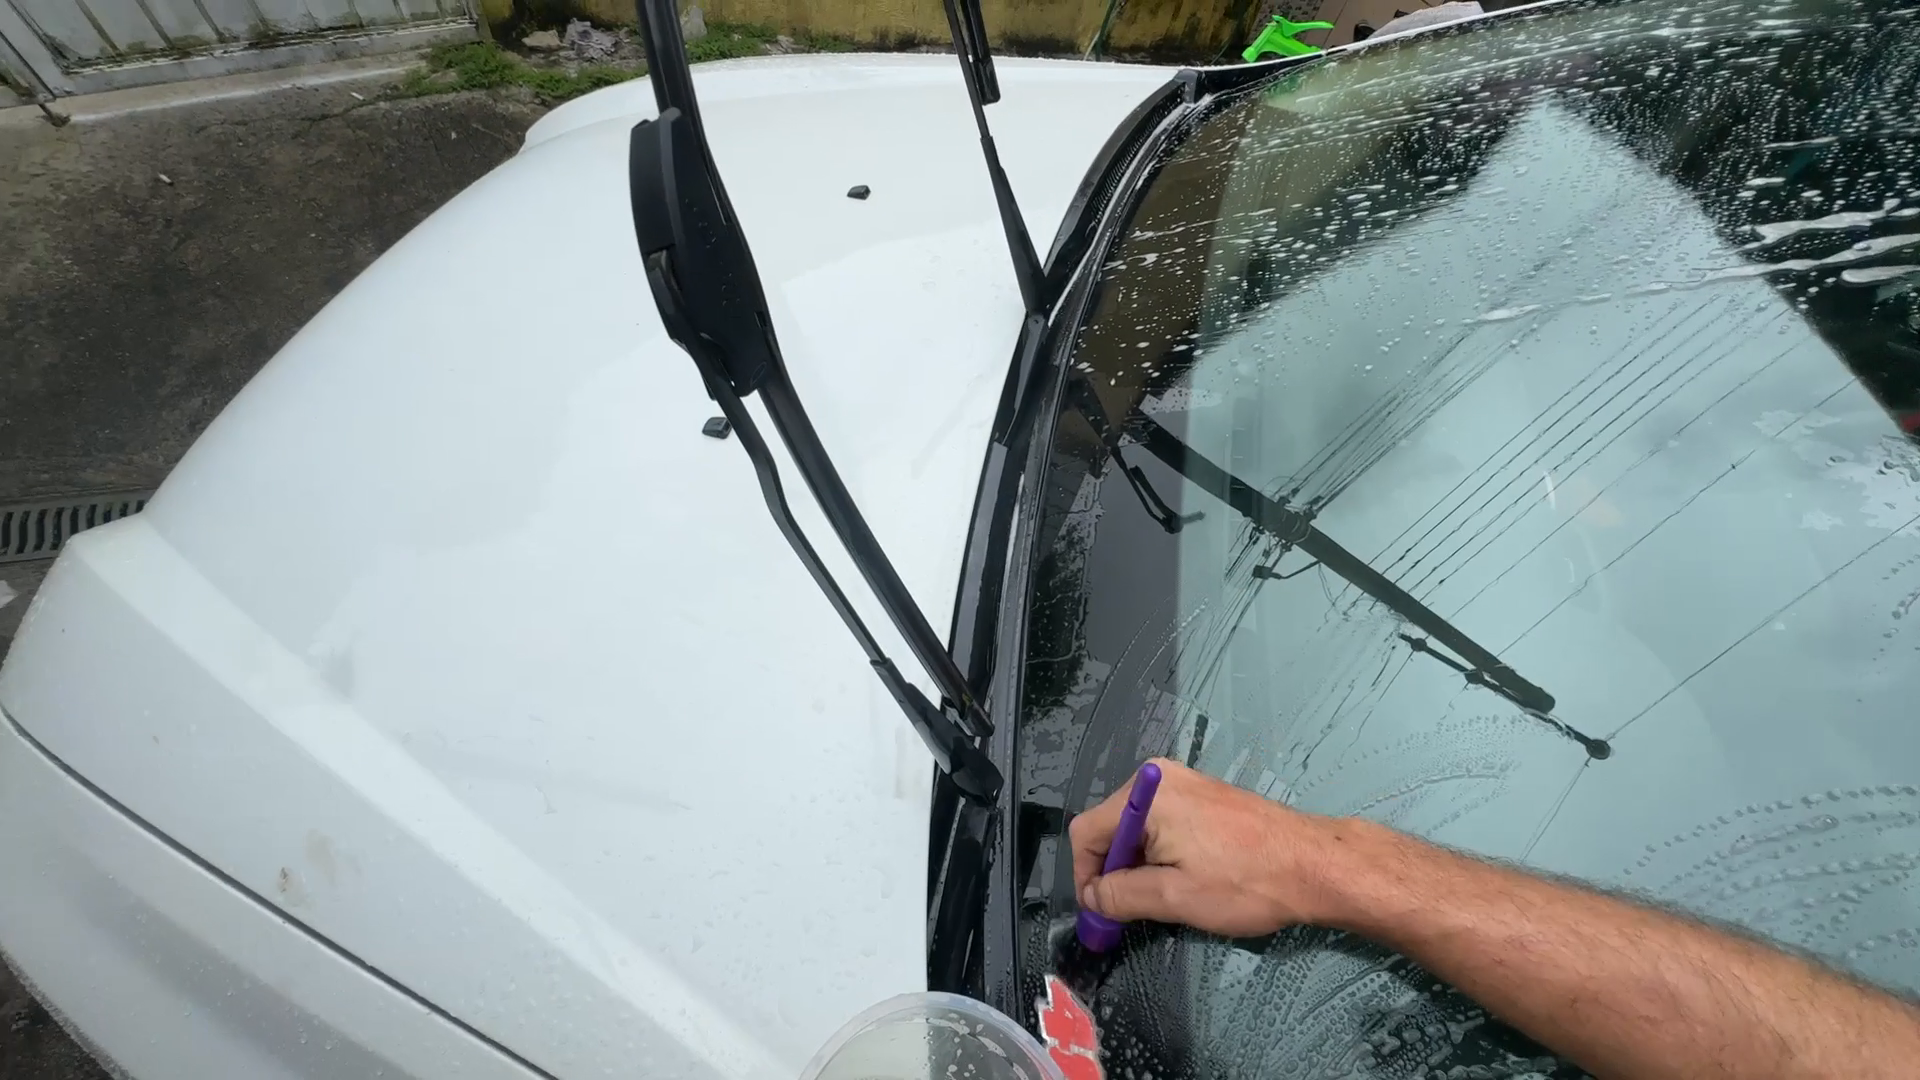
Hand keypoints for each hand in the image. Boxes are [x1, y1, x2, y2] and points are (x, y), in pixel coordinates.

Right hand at [1069, 758, 1344, 936]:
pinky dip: (1158, 849)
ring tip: (1163, 894)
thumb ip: (1121, 895)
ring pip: (1135, 824)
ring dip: (1137, 861)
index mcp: (1145, 794)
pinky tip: (1183, 873)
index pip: (1086, 831)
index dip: (1085, 874)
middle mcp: (1156, 776)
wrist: (1313, 863)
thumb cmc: (1244, 881)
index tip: (1101, 912)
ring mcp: (1180, 780)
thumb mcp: (1175, 897)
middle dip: (1113, 868)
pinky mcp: (1199, 790)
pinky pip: (1159, 818)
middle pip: (1109, 824)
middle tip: (1130, 910)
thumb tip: (1090, 898)